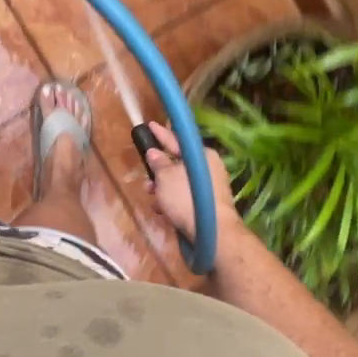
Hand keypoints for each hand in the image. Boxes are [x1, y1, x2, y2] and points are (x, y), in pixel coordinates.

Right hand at [142, 121, 242, 245]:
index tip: (150, 125)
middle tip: (146, 176)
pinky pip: (184, 196)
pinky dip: (171, 200)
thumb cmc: (186, 199)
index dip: (161, 134)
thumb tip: (154, 153)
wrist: (211, 231)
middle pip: (177, 164)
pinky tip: (162, 210)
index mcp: (202, 155)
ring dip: (162, 188)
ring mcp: (209, 187)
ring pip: (178, 182)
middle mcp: (208, 168)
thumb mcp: (166, 177)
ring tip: (152, 197)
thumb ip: (158, 163)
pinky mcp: (207, 204)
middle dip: (158, 170)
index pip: (177, 140)